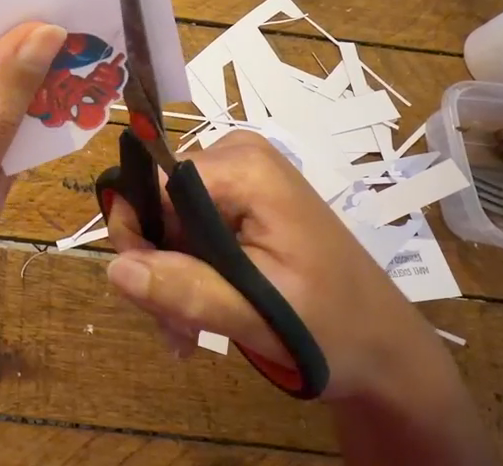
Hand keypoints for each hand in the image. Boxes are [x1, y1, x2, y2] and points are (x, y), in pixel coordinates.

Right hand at [101, 130, 454, 403]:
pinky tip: (198, 311)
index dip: (139, 237)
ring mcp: (241, 171)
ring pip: (166, 216)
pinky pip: (189, 221)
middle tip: (176, 328)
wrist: (388, 349)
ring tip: (188, 331)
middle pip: (157, 200)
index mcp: (244, 167)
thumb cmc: (335, 331)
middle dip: (156, 265)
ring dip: (169, 274)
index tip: (150, 296)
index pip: (152, 184)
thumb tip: (114, 267)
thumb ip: (185, 289)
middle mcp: (237, 153)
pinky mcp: (243, 193)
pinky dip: (187, 267)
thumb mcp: (256, 317)